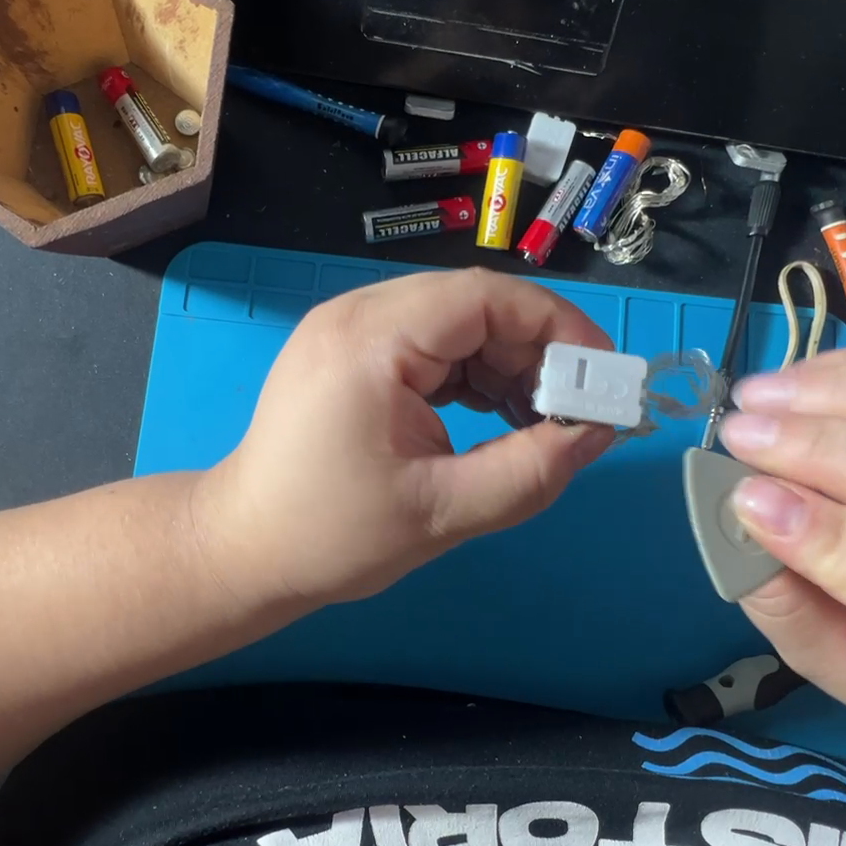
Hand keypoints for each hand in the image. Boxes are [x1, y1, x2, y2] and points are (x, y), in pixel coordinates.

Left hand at [197, 269, 615, 606]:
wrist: (245, 549)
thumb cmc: (331, 536)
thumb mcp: (443, 511)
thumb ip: (531, 470)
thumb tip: (598, 432)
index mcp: (370, 340)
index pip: (484, 297)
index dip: (557, 327)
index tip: (600, 377)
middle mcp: (355, 315)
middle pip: (471, 305)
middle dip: (534, 353)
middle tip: (572, 413)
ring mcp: (348, 330)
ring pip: (455, 323)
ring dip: (506, 365)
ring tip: (537, 423)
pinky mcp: (350, 352)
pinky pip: (429, 344)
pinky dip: (471, 373)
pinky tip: (495, 414)